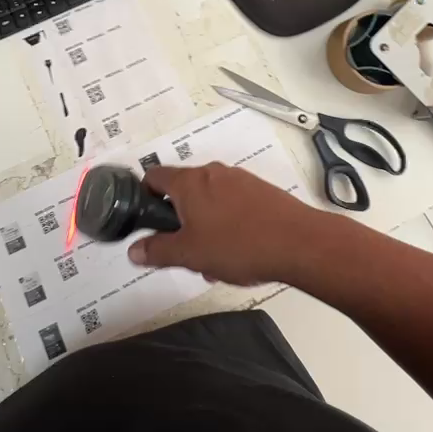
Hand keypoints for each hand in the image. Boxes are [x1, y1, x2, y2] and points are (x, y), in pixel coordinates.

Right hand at [127, 162, 337, 285]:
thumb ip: (158, 251)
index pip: (154, 176)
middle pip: (183, 190)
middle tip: (185, 250)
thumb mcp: (190, 254)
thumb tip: (133, 250)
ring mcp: (238, 179)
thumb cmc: (237, 245)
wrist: (298, 242)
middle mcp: (211, 172)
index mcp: (189, 182)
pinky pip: (232, 203)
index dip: (144, 195)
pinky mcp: (260, 190)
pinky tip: (240, 252)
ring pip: (209, 199)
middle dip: (180, 220)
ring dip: (205, 224)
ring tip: (215, 259)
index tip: (147, 220)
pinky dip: (228, 222)